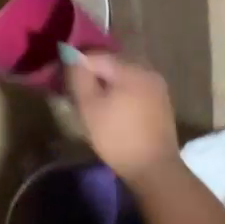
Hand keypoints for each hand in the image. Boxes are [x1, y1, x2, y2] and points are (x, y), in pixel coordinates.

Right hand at [65, 52, 180, 183]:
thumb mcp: (89, 106)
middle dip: (92, 74)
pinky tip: (111, 109)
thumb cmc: (116, 136)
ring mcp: (157, 87)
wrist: (153, 168)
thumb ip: (79, 77)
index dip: (76, 63)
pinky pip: (134, 88)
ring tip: (92, 102)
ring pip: (122, 76)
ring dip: (106, 84)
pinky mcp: (161, 102)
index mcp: (130, 70)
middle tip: (75, 91)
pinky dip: (120, 92)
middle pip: (111, 63)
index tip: (63, 79)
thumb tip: (72, 56)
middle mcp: (147, 71)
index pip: (95, 55)